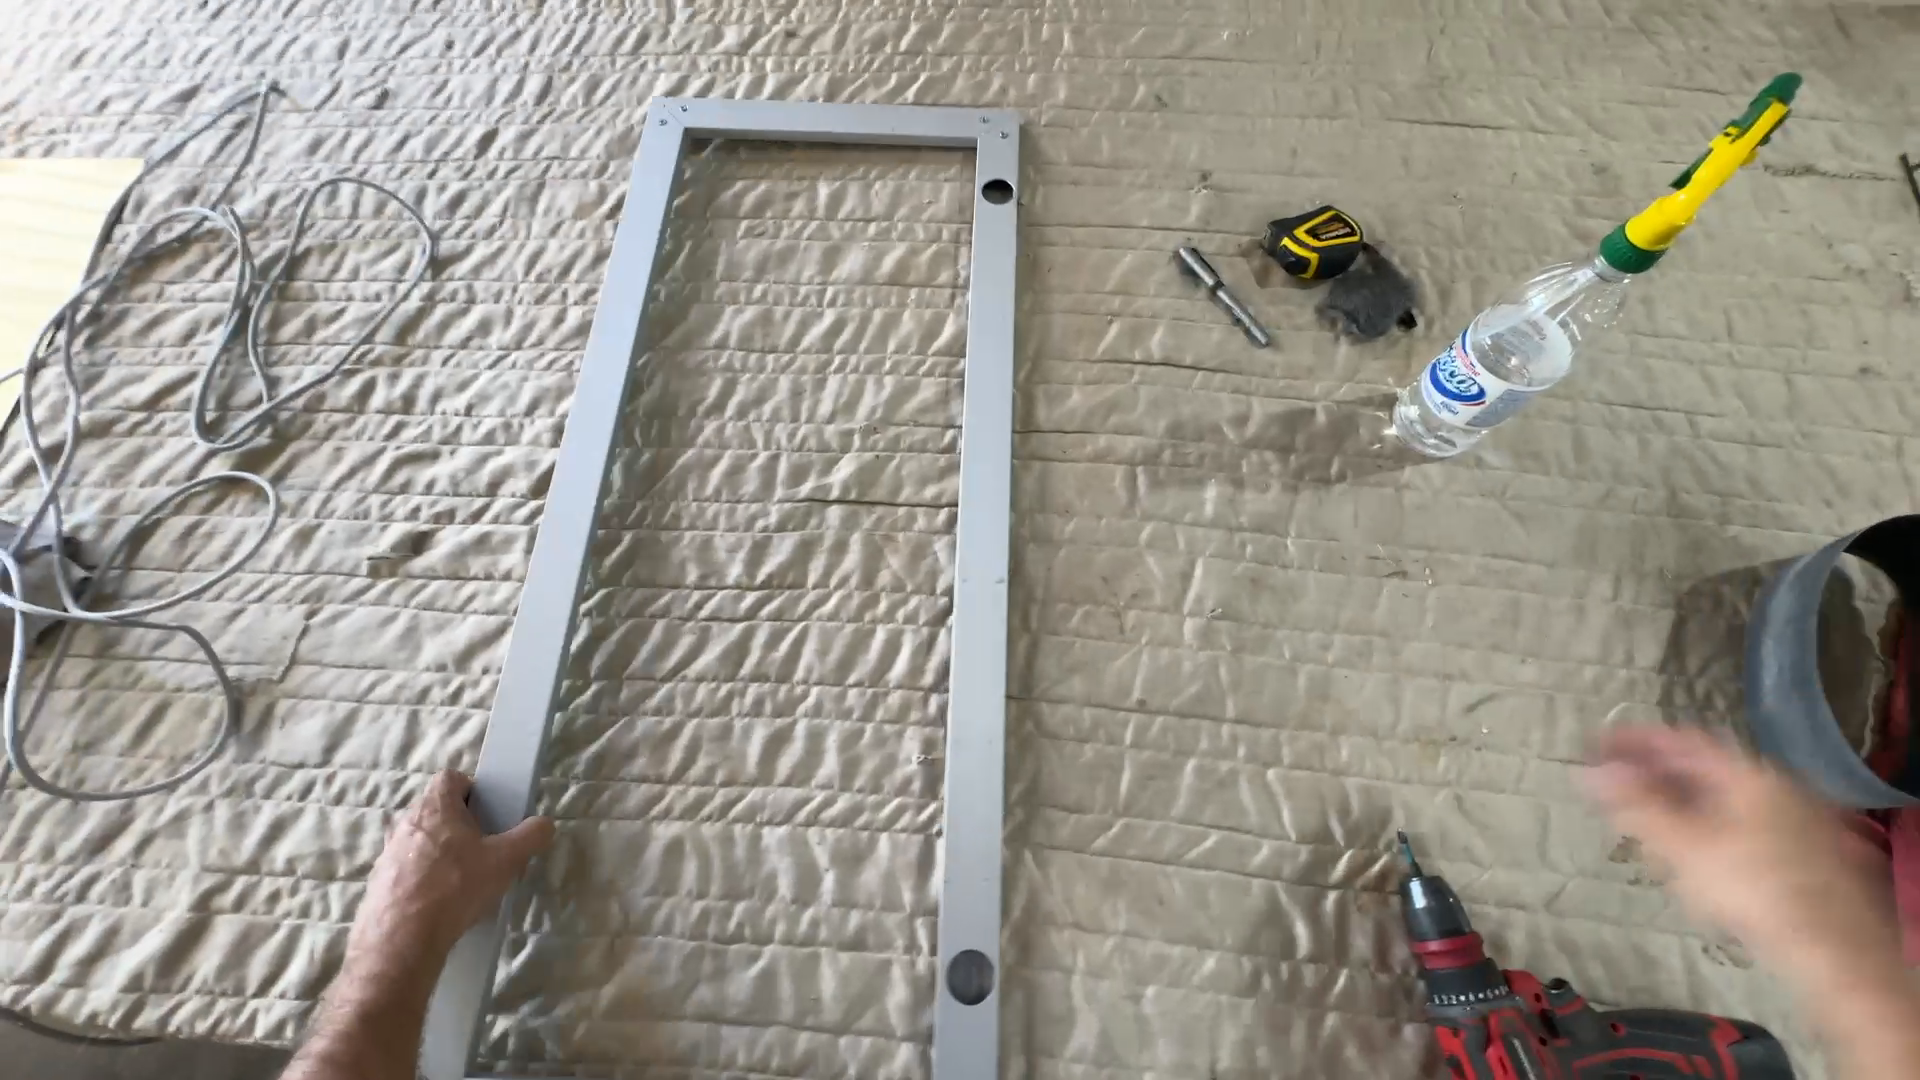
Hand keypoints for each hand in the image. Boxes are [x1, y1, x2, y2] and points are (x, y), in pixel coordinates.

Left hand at [348, 769, 555, 973]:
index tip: (488, 810)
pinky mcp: (376, 885)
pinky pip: (406, 869)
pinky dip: (423, 878)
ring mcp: (385, 856)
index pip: (449, 777)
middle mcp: (404, 825)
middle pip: (435, 809)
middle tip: (483, 845)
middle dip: (459, 823)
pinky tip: (441, 902)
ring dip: (441, 851)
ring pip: (420, 841)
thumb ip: (533, 834)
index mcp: (434, 808)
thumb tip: (543, 825)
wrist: (399, 945)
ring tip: (463, 878)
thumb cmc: (455, 888)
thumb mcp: (508, 859)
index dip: (472, 788)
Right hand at [1583, 725, 1895, 981]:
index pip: (1680, 740)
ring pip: (1719, 796)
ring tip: (1636, 814)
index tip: (1595, 745)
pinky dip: (1701, 819)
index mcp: (1749, 776)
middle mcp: (1776, 789)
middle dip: (1650, 772)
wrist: (1836, 955)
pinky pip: (1737, 819)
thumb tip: (1591, 771)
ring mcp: (1795, 821)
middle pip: (1700, 768)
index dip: (1633, 739)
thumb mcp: (1678, 844)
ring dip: (1673, 798)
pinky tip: (1681, 843)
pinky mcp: (1801, 852)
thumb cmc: (1750, 888)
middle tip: (1610, 781)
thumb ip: (1631, 802)